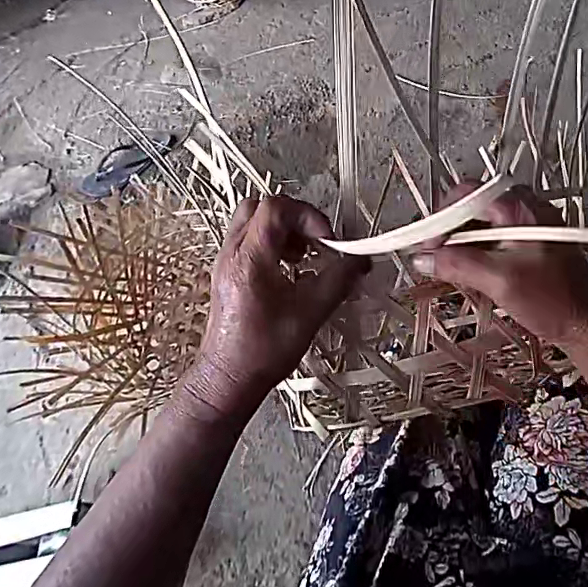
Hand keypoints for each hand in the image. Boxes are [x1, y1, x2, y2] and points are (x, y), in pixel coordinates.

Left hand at [186, 196, 364, 419]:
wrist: (227, 380)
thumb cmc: (264, 350)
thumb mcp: (311, 313)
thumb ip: (339, 280)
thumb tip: (362, 260)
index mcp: (250, 258)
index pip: (276, 209)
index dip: (308, 216)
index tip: (326, 242)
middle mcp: (232, 253)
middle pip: (261, 206)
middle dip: (295, 218)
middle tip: (314, 243)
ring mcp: (225, 261)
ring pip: (253, 221)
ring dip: (283, 231)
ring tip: (303, 258)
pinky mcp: (226, 272)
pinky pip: (248, 240)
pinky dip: (272, 244)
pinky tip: (289, 272)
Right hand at [413, 185, 587, 360]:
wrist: (587, 325)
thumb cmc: (554, 301)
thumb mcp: (498, 281)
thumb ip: (457, 264)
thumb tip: (423, 258)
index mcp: (520, 208)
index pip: (466, 194)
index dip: (441, 218)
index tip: (429, 244)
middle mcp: (527, 208)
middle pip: (473, 206)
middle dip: (450, 231)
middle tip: (437, 255)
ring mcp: (531, 224)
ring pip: (483, 222)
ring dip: (463, 243)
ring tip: (454, 267)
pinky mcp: (533, 242)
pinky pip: (496, 236)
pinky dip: (479, 250)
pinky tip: (475, 272)